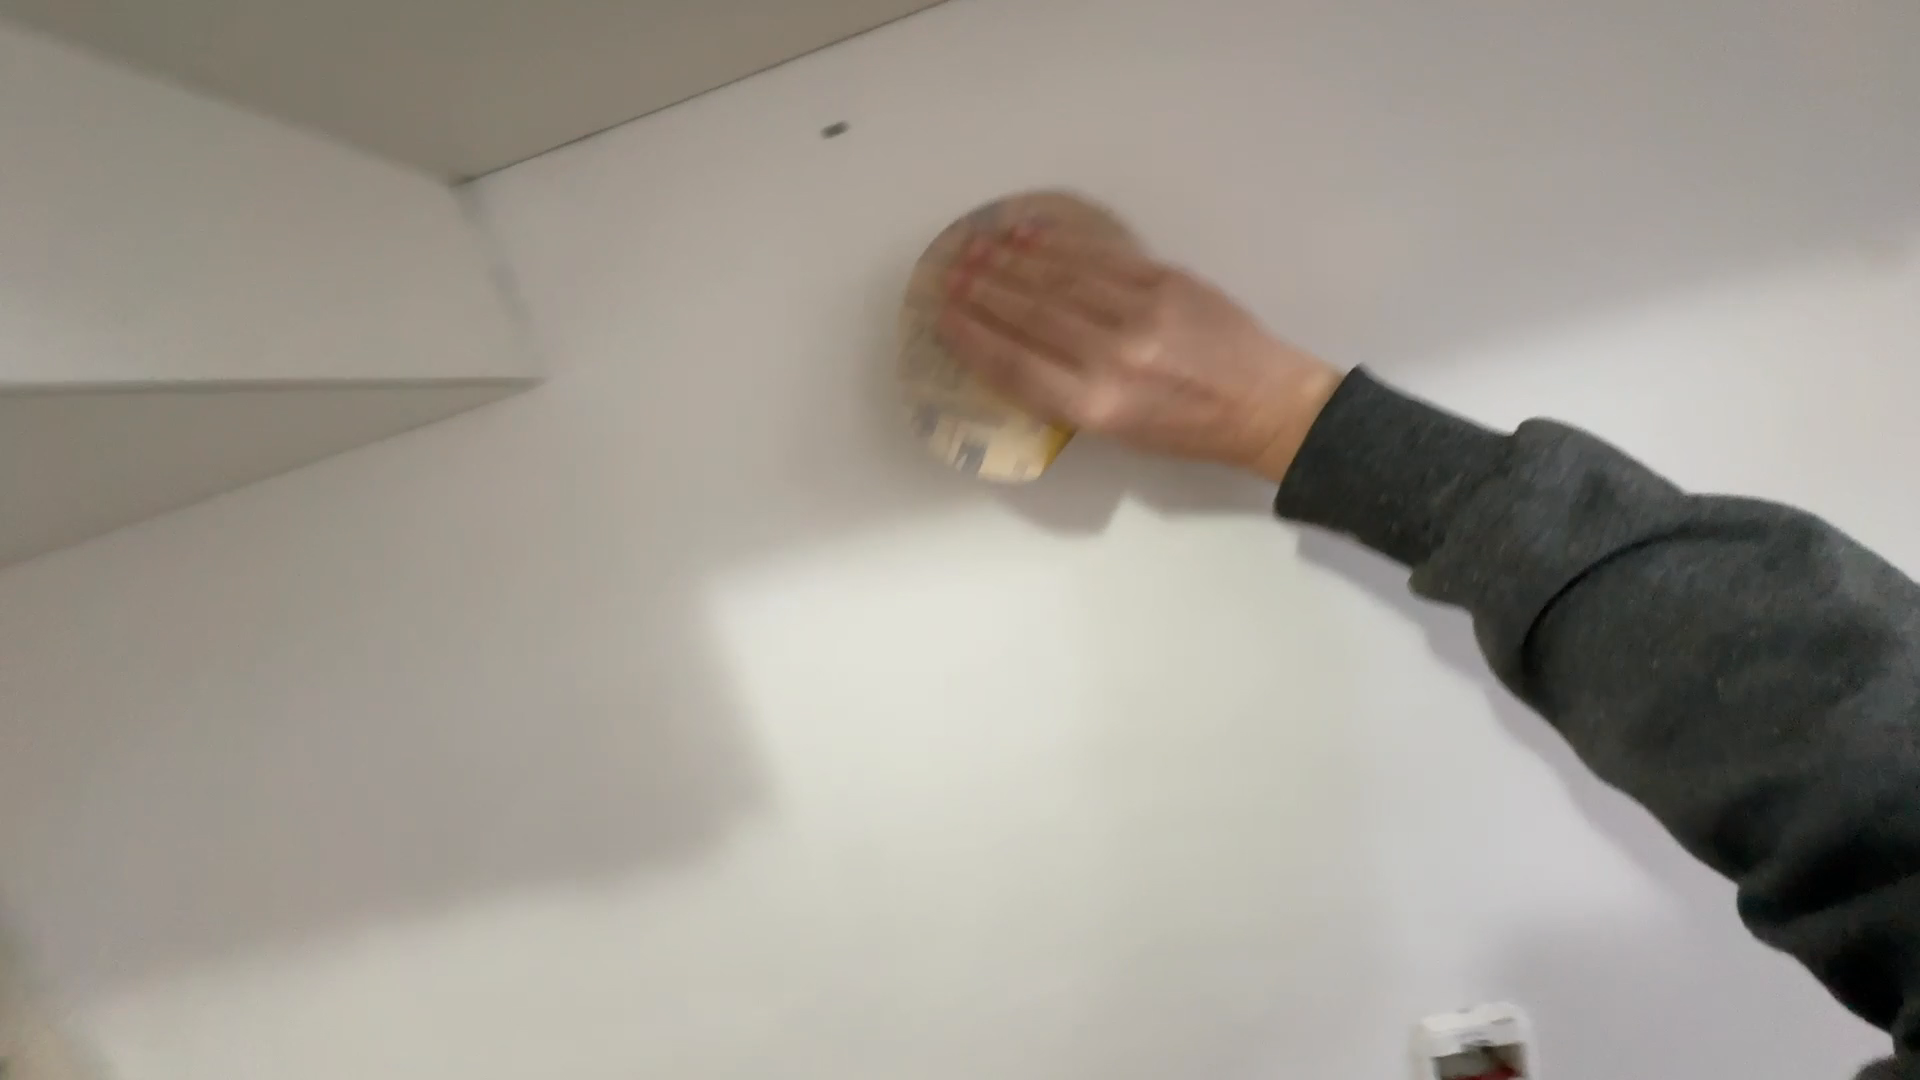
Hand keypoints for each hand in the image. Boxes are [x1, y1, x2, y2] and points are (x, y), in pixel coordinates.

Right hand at [938, 223, 1341, 483]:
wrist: (1264, 403)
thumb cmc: (1185, 432)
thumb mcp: (1117, 433)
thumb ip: (1064, 393)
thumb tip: (1017, 349)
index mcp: (1095, 405)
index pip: (1014, 365)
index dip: (971, 337)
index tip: (942, 316)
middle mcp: (1111, 357)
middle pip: (1029, 315)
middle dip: (982, 292)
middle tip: (950, 273)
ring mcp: (1140, 312)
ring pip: (1058, 279)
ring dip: (1011, 262)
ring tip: (977, 247)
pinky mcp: (1166, 280)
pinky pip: (1100, 257)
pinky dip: (1060, 245)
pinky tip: (1031, 235)